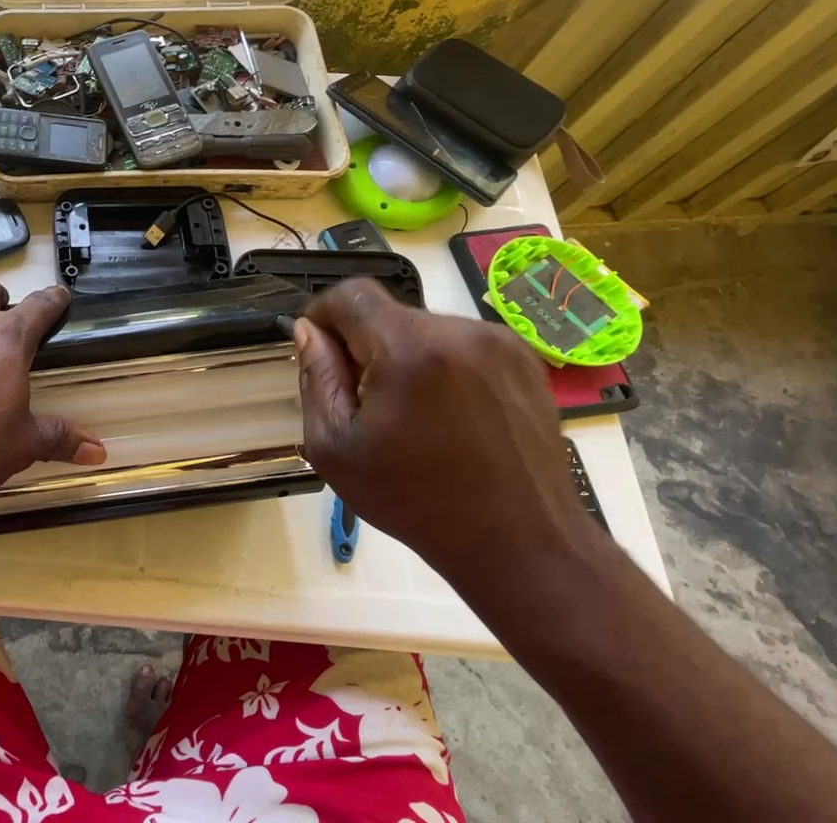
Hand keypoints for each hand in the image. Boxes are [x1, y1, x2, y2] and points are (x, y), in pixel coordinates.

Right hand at [294, 278, 597, 579]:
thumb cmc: (414, 500)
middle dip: (366, 346)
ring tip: (411, 415)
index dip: (324, 315)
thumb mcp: (334, 447)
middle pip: (389, 314)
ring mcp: (501, 343)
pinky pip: (462, 345)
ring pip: (426, 330)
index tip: (319, 352)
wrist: (520, 541)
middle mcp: (460, 332)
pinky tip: (447, 416)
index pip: (351, 294)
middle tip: (364, 402)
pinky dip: (443, 368)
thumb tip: (310, 332)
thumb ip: (316, 379)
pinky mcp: (526, 361)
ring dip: (405, 357)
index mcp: (409, 350)